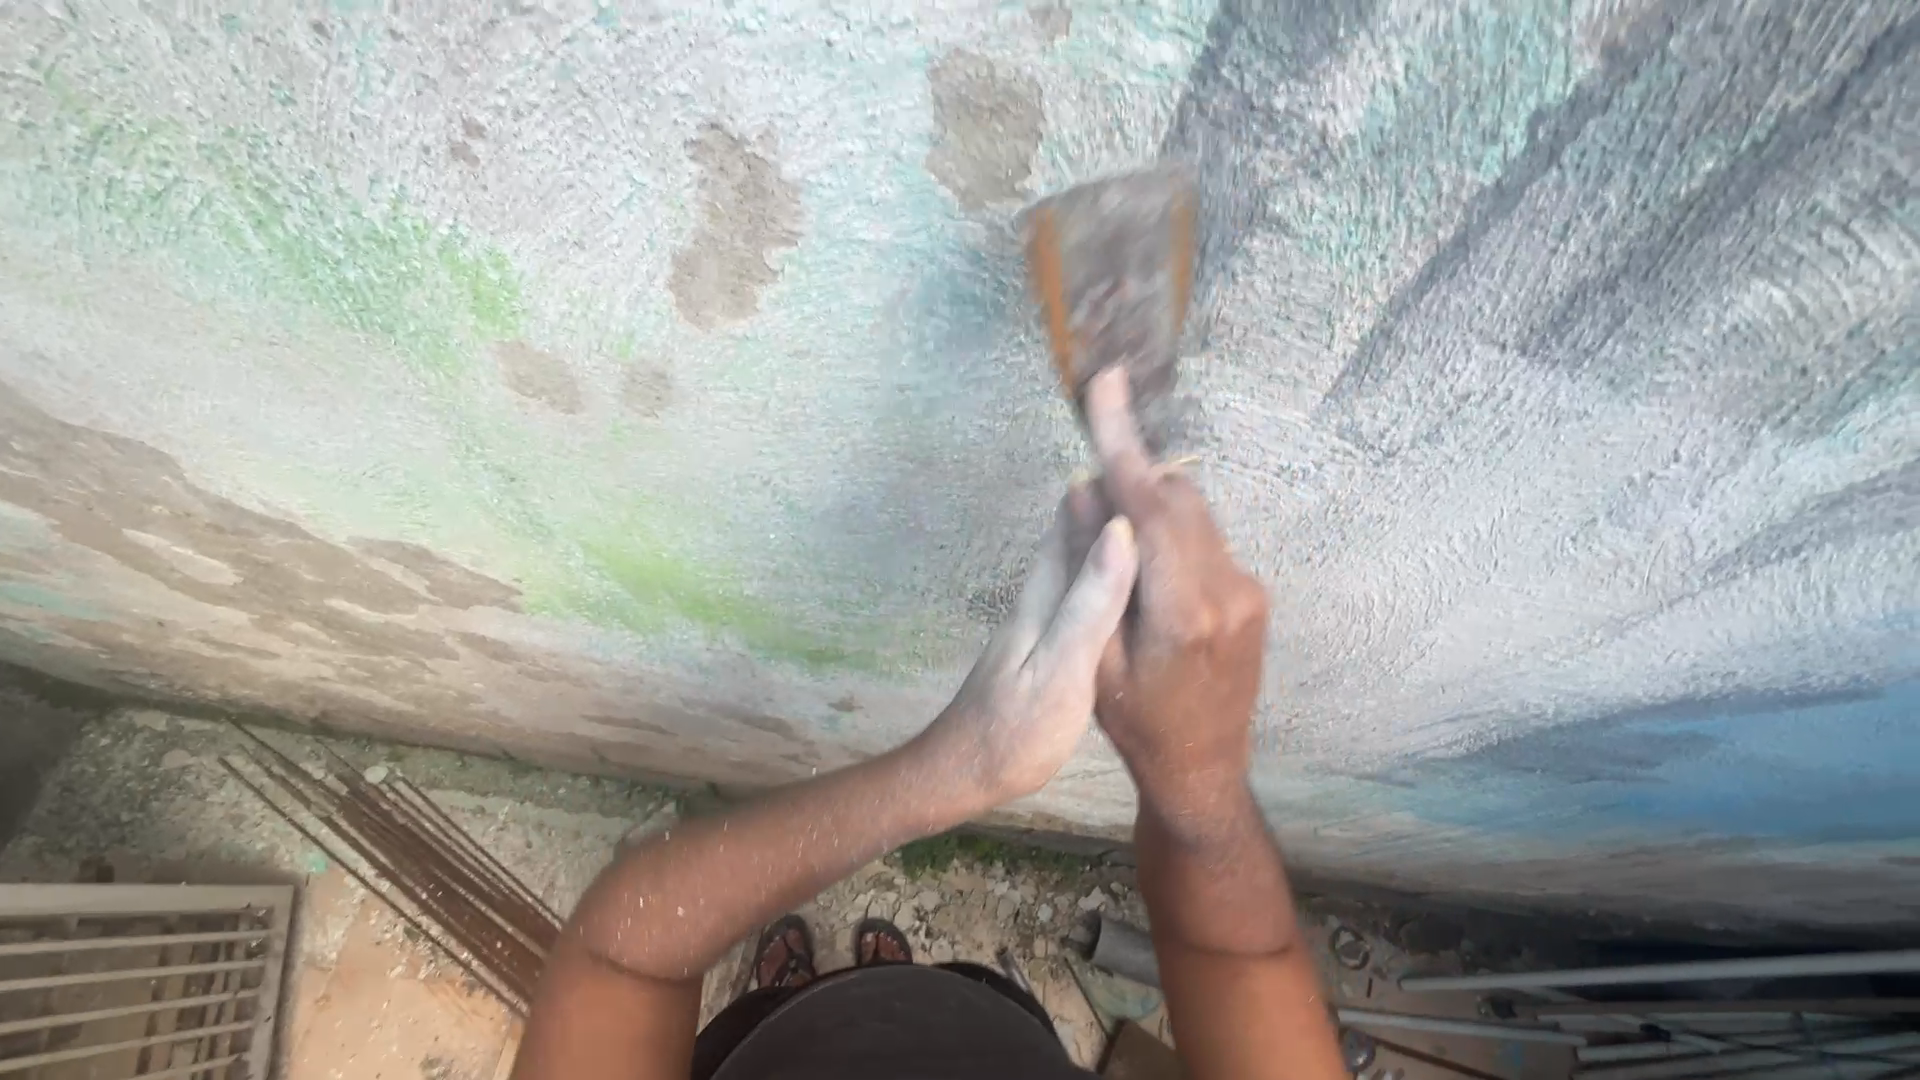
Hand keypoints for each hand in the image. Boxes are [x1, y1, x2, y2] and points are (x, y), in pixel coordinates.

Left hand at [918, 486, 1138, 806]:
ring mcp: (1035, 620)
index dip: (1104, 490)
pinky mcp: (1040, 643)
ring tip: (1136, 512)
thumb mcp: (1062, 667)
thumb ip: (1090, 602)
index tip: (1136, 455)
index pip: (1075, 525)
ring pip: (1070, 560)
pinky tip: (1110, 577)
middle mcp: (1037, 597)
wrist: (966, 772)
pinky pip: (1074, 590)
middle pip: (1070, 536)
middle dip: (1102, 503)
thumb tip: (1119, 531)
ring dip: (1098, 533)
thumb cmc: (1018, 729)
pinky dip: (1097, 571)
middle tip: (1142, 472)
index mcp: (1044, 595)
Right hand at [1083, 369, 1269, 813]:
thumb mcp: (1095, 658)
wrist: (1205, 769)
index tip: (1106, 385)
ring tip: (1109, 532)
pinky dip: (1169, 531)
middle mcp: (1229, 589)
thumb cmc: (1138, 725)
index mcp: (1184, 611)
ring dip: (1150, 503)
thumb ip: (1091, 572)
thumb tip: (1081, 492)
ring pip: (1194, 513)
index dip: (1122, 441)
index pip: (1150, 505)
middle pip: (1177, 498)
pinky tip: (1144, 565)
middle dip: (1131, 475)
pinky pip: (1205, 538)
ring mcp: (1249, 590)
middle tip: (1087, 489)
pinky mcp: (1254, 594)